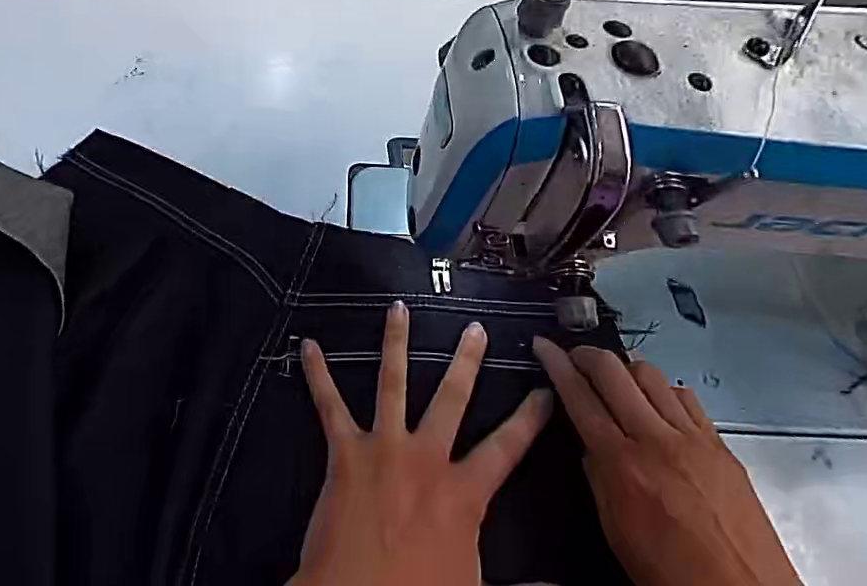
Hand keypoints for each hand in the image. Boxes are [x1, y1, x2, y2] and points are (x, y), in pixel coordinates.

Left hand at [290, 301, 554, 585]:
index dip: (529, 418)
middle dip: (466, 361)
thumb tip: (556, 582)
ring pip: (393, 382)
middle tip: (475, 329)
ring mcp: (384, 449)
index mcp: (461, 492)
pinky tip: (310, 347)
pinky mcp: (346, 455)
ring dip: (396, 342)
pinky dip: (318, 376)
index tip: (545, 390)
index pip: (506, 447)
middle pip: (452, 398)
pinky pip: (329, 407)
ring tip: (399, 308)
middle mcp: (426, 458)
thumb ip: (519, 584)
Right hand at [532, 339, 802, 585]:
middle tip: (575, 354)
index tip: (546, 348)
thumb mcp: (619, 536)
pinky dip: (665, 390)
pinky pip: (685, 396)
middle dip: (587, 353)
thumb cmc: (679, 580)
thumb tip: (589, 447)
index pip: (580, 398)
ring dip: (625, 367)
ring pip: (650, 373)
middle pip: (612, 370)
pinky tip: (660, 402)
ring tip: (615, 376)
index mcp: (624, 467)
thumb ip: (600, 482)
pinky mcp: (718, 441)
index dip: (558, 366)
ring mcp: (690, 436)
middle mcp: (656, 441)